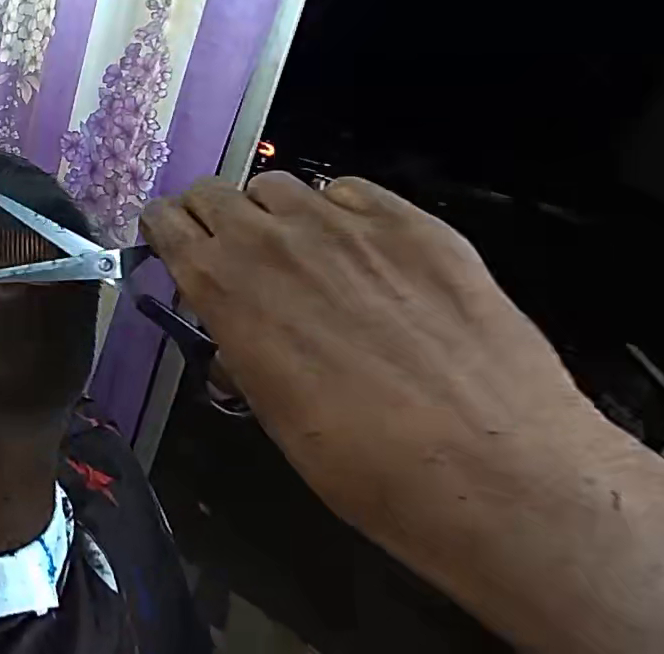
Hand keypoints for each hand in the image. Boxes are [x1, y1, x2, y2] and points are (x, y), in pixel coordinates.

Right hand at [140, 174, 601, 537]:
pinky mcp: (411, 224)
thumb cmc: (359, 458)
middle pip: (210, 191)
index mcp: (217, 281)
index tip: (175, 243)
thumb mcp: (264, 403)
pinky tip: (364, 251)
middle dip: (210, 215)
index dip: (164, 229)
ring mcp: (340, 224)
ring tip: (303, 248)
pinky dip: (341, 212)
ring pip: (276, 185)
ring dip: (273, 213)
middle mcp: (265, 238)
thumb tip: (236, 326)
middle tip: (233, 247)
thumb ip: (234, 339)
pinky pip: (350, 191)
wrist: (500, 477)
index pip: (163, 219)